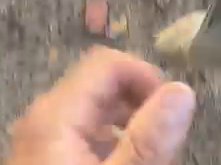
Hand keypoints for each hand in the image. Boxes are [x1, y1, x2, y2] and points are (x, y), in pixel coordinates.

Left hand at [7, 48, 196, 164]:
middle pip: (101, 89)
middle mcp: (42, 120)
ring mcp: (37, 147)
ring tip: (149, 163)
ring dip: (127, 134)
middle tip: (165, 150)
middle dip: (140, 110)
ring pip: (93, 119)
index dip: (146, 78)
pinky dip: (107, 153)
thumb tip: (183, 90)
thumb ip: (150, 140)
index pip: (108, 64)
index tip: (173, 116)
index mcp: (56, 114)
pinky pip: (80, 143)